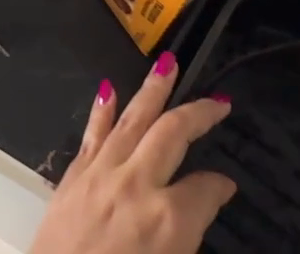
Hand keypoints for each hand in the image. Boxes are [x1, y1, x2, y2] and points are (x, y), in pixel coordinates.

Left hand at [28, 53, 235, 253]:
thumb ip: (191, 233)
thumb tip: (210, 197)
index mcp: (170, 220)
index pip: (206, 188)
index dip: (219, 186)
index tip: (225, 186)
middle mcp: (138, 184)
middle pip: (172, 133)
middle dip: (197, 113)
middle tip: (216, 99)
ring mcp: (103, 175)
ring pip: (132, 120)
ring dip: (152, 92)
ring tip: (167, 64)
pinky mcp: (74, 178)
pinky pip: (93, 136)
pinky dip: (103, 112)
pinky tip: (109, 91)